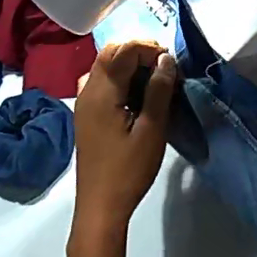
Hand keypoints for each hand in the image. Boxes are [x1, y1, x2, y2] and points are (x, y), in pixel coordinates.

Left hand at [73, 41, 179, 235]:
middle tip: (165, 69)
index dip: (149, 49)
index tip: (172, 65)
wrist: (100, 206)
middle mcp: (87, 91)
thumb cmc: (128, 170)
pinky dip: (121, 80)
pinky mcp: (87, 115)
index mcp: (101, 92)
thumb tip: (165, 60)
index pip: (123, 51)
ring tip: (156, 81)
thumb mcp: (151, 130)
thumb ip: (158, 91)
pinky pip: (102, 83)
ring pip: (105, 67)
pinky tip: (138, 96)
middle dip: (138, 53)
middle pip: (110, 53)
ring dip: (130, 65)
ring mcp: (84, 103)